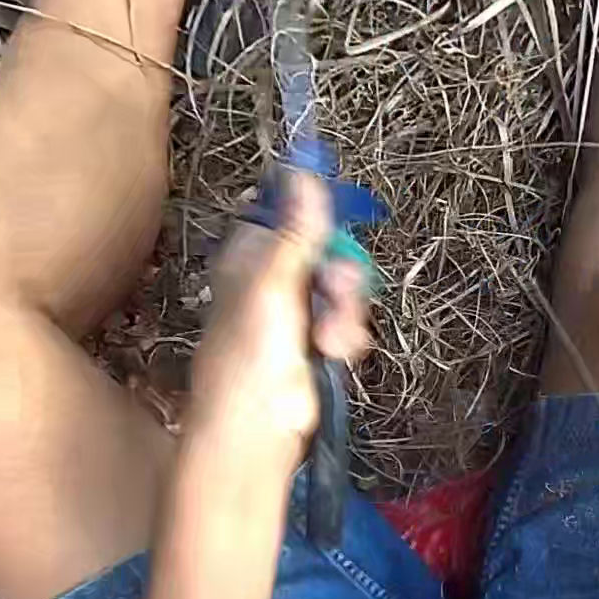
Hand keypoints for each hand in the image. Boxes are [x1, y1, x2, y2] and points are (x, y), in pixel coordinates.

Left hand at [187, 171, 369, 457]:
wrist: (260, 425)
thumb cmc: (251, 354)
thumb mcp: (273, 285)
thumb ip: (296, 233)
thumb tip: (305, 173)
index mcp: (250, 258)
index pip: (284, 217)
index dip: (312, 216)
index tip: (335, 225)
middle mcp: (274, 281)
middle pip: (325, 252)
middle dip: (339, 276)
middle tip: (335, 292)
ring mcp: (299, 313)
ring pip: (342, 289)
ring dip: (345, 312)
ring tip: (330, 339)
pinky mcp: (320, 342)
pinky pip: (348, 322)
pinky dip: (347, 336)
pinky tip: (336, 352)